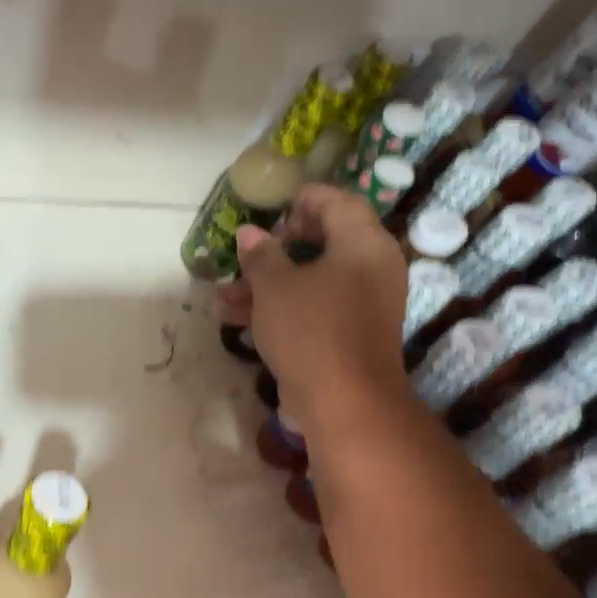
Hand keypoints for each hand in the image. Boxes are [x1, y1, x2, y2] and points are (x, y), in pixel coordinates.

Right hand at [218, 184, 409, 433]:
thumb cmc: (310, 329)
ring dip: (268, 284)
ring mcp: (363, 301)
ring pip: (311, 279)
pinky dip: (281, 306)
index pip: (338, 203)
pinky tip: (239, 320)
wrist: (343, 397)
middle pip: (323, 242)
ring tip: (225, 297)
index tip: (271, 206)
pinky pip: (313, 306)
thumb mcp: (275, 287)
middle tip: (244, 254)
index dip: (304, 200)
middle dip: (276, 249)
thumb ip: (261, 255)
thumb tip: (250, 233)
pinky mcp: (348, 331)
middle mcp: (371, 266)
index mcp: (363, 243)